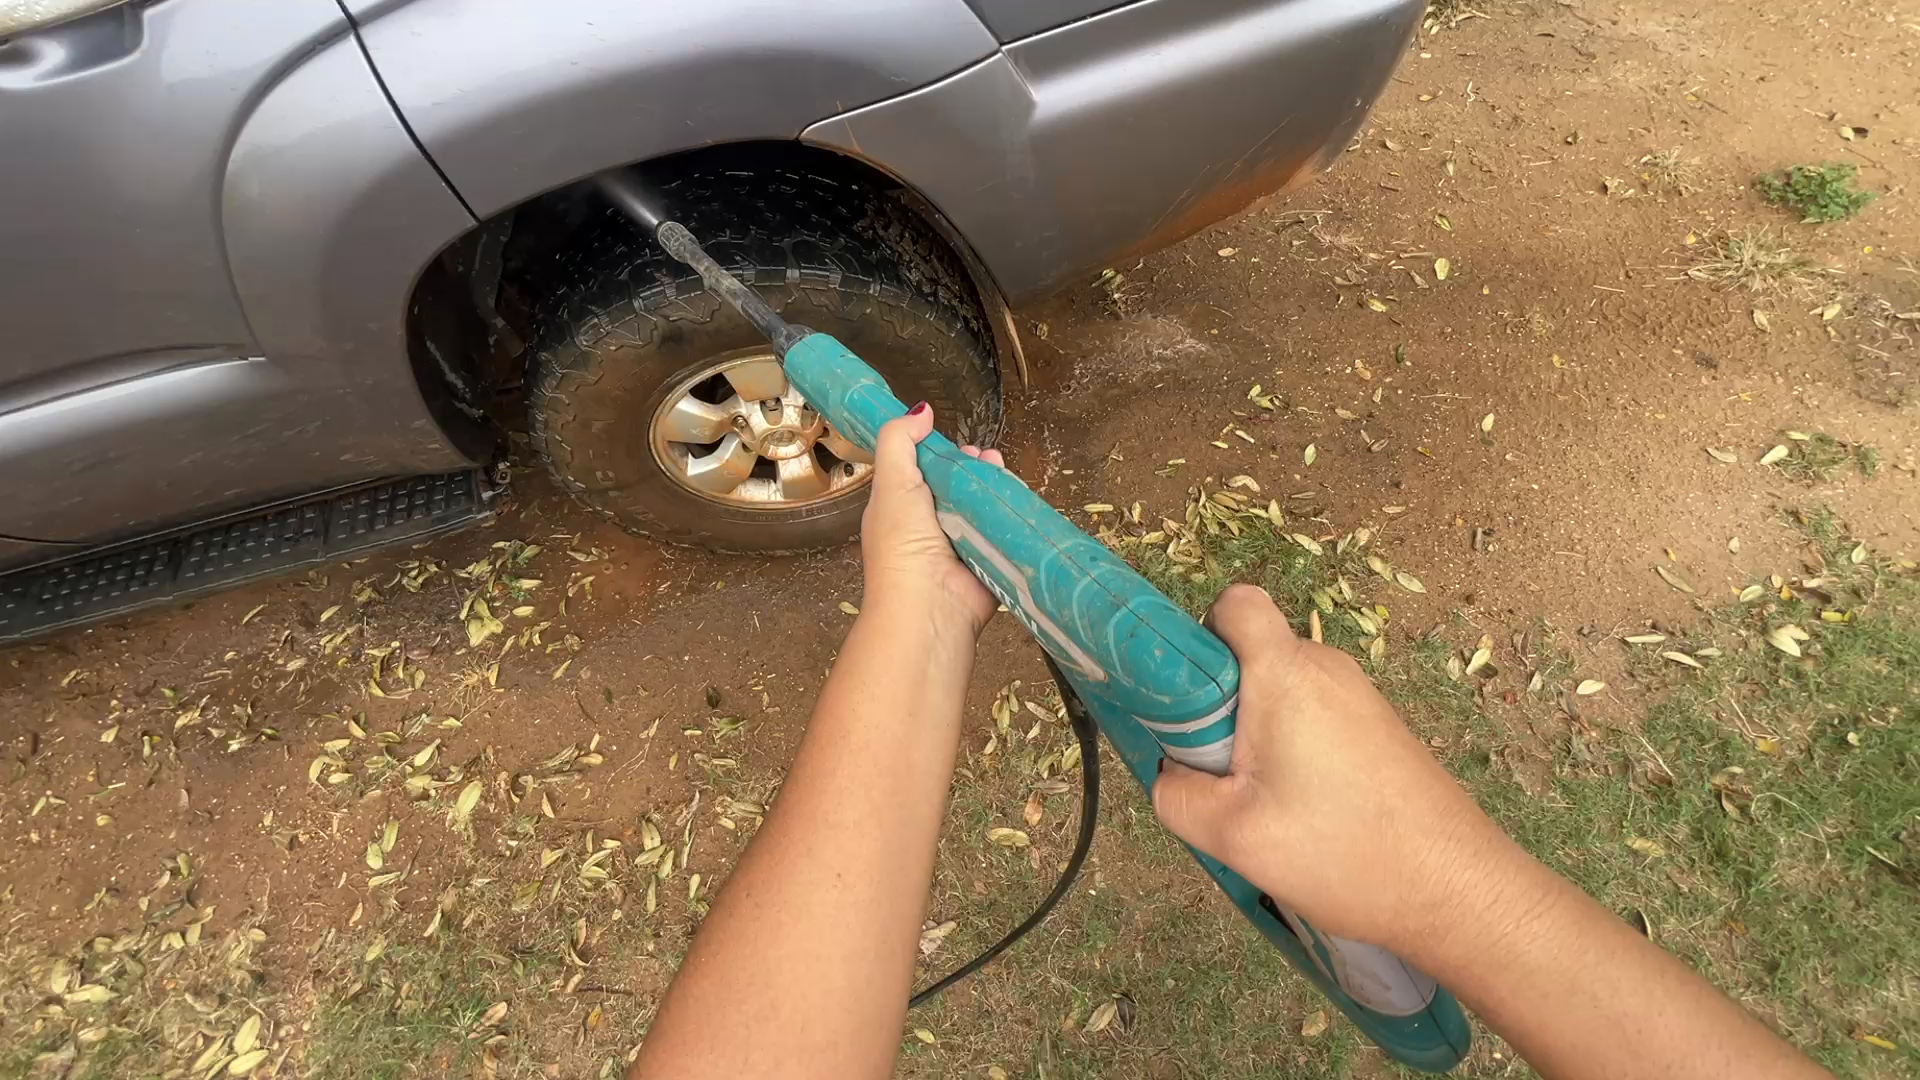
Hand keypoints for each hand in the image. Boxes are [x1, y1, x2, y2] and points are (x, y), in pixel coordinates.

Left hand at [858, 404, 1000, 638]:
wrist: (929, 607)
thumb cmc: (903, 545)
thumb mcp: (892, 483)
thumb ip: (899, 441)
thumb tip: (921, 409)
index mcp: (901, 509)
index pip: (924, 471)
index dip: (942, 453)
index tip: (957, 445)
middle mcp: (930, 527)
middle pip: (958, 486)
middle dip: (974, 467)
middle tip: (986, 459)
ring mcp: (961, 547)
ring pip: (983, 506)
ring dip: (995, 486)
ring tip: (1001, 472)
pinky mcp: (988, 562)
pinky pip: (1004, 532)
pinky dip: (1012, 515)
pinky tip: (1017, 500)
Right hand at [1150, 584, 1527, 959]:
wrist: (1464, 895)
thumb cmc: (1343, 852)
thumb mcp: (1230, 835)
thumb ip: (1173, 793)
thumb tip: (1170, 768)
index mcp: (1286, 672)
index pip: (1235, 602)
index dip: (1200, 634)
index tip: (1190, 696)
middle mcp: (1324, 666)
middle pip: (1249, 649)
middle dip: (1218, 697)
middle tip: (1218, 763)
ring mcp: (1357, 692)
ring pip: (1276, 683)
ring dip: (1253, 726)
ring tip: (1262, 794)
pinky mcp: (1376, 721)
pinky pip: (1308, 707)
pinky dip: (1289, 739)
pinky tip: (1304, 803)